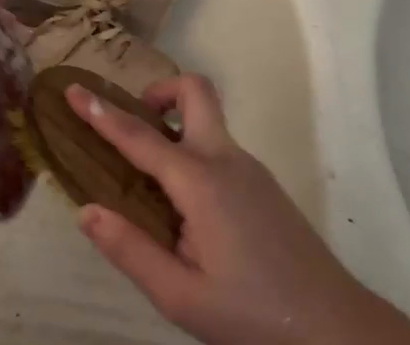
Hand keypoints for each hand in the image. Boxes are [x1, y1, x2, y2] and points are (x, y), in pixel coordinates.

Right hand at [69, 75, 409, 344]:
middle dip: (159, 92)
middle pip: (195, 93)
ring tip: (147, 181)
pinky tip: (184, 210)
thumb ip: (130, 250)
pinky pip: (218, 150)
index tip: (73, 89)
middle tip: (132, 125)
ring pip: (208, 121)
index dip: (102, 112)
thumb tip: (86, 210)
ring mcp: (250, 171)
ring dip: (174, 126)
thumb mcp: (181, 297)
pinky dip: (191, 153)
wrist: (336, 330)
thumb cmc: (253, 316)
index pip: (140, 136)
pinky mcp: (263, 188)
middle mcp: (226, 162)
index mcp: (201, 184)